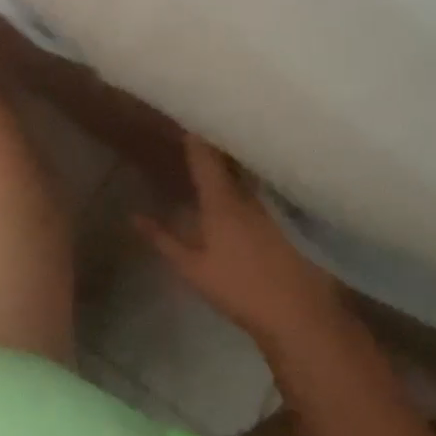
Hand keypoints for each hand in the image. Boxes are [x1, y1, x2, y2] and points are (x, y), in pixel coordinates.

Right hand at [135, 135, 341, 345]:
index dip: (194, 136)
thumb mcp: (192, 269)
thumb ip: (163, 239)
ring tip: (225, 149)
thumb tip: (133, 216)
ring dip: (239, 158)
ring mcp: (276, 204)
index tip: (185, 119)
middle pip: (233, 157)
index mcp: (221, 202)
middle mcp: (250, 194)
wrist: (302, 316)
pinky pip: (271, 186)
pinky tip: (252, 180)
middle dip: (218, 141)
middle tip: (202, 128)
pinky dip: (258, 177)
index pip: (205, 158)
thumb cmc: (240, 290)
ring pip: (253, 170)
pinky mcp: (295, 217)